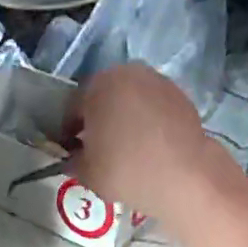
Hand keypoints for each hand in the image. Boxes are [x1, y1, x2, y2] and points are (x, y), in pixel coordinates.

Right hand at [65, 64, 221, 212]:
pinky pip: (150, 105)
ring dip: (121, 117)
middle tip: (95, 146)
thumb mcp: (87, 173)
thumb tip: (72, 156)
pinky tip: (146, 144)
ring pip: (128, 98)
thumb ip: (73, 161)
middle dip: (96, 119)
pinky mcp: (177, 93)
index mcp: (97, 87)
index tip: (69, 150)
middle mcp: (126, 73)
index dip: (67, 132)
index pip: (72, 108)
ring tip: (122, 146)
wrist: (181, 173)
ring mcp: (155, 80)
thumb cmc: (124, 170)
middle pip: (102, 97)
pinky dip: (144, 120)